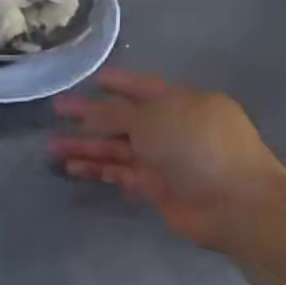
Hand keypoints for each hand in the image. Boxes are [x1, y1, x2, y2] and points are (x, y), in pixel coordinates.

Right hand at [50, 70, 285, 251]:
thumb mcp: (151, 117)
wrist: (235, 204)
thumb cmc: (197, 146)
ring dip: (85, 145)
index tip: (89, 80)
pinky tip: (71, 166)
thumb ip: (115, 113)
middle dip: (89, 115)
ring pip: (117, 147)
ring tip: (50, 146)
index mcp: (182, 102)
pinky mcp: (156, 186)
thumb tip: (90, 112)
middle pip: (123, 118)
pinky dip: (96, 169)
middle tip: (55, 111)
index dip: (117, 82)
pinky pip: (120, 172)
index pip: (143, 87)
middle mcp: (173, 127)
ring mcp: (165, 158)